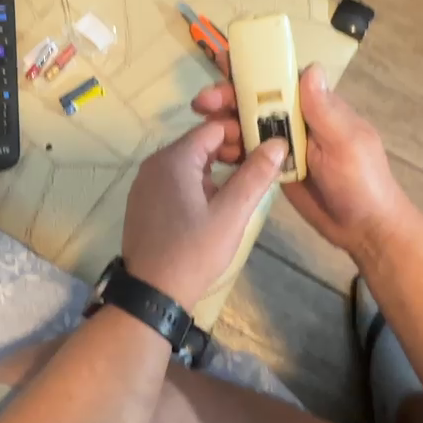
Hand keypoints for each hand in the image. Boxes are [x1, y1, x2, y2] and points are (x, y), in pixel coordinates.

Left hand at [121, 120, 288, 311]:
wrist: (151, 293)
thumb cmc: (193, 251)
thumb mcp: (231, 214)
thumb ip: (255, 175)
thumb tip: (278, 143)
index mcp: (174, 158)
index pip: (213, 128)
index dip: (242, 133)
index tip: (266, 147)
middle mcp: (154, 163)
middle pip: (199, 143)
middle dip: (231, 150)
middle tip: (260, 168)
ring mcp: (146, 184)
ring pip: (187, 163)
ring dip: (216, 168)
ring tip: (243, 186)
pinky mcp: (144, 203)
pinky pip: (175, 180)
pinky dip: (197, 183)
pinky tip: (215, 204)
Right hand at [191, 64, 410, 258]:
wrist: (364, 230)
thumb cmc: (362, 182)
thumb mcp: (346, 143)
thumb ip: (324, 110)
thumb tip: (310, 67)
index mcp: (315, 106)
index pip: (279, 79)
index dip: (251, 70)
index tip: (223, 63)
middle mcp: (296, 120)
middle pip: (255, 101)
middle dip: (227, 97)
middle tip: (201, 103)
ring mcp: (283, 144)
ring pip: (247, 125)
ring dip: (223, 123)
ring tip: (204, 131)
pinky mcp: (273, 167)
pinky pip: (247, 152)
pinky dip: (229, 149)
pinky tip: (214, 153)